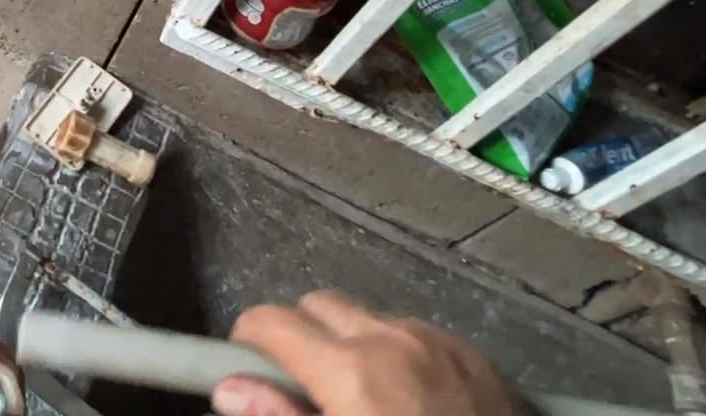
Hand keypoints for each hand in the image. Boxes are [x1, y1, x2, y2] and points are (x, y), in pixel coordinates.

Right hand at [214, 291, 526, 415]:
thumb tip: (228, 388)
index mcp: (351, 371)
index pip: (271, 319)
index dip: (251, 340)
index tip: (249, 365)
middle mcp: (390, 339)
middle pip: (318, 304)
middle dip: (303, 335)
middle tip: (308, 386)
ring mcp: (438, 342)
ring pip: (368, 317)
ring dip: (353, 343)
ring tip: (368, 398)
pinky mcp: (477, 356)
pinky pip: (417, 332)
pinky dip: (401, 353)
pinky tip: (416, 401)